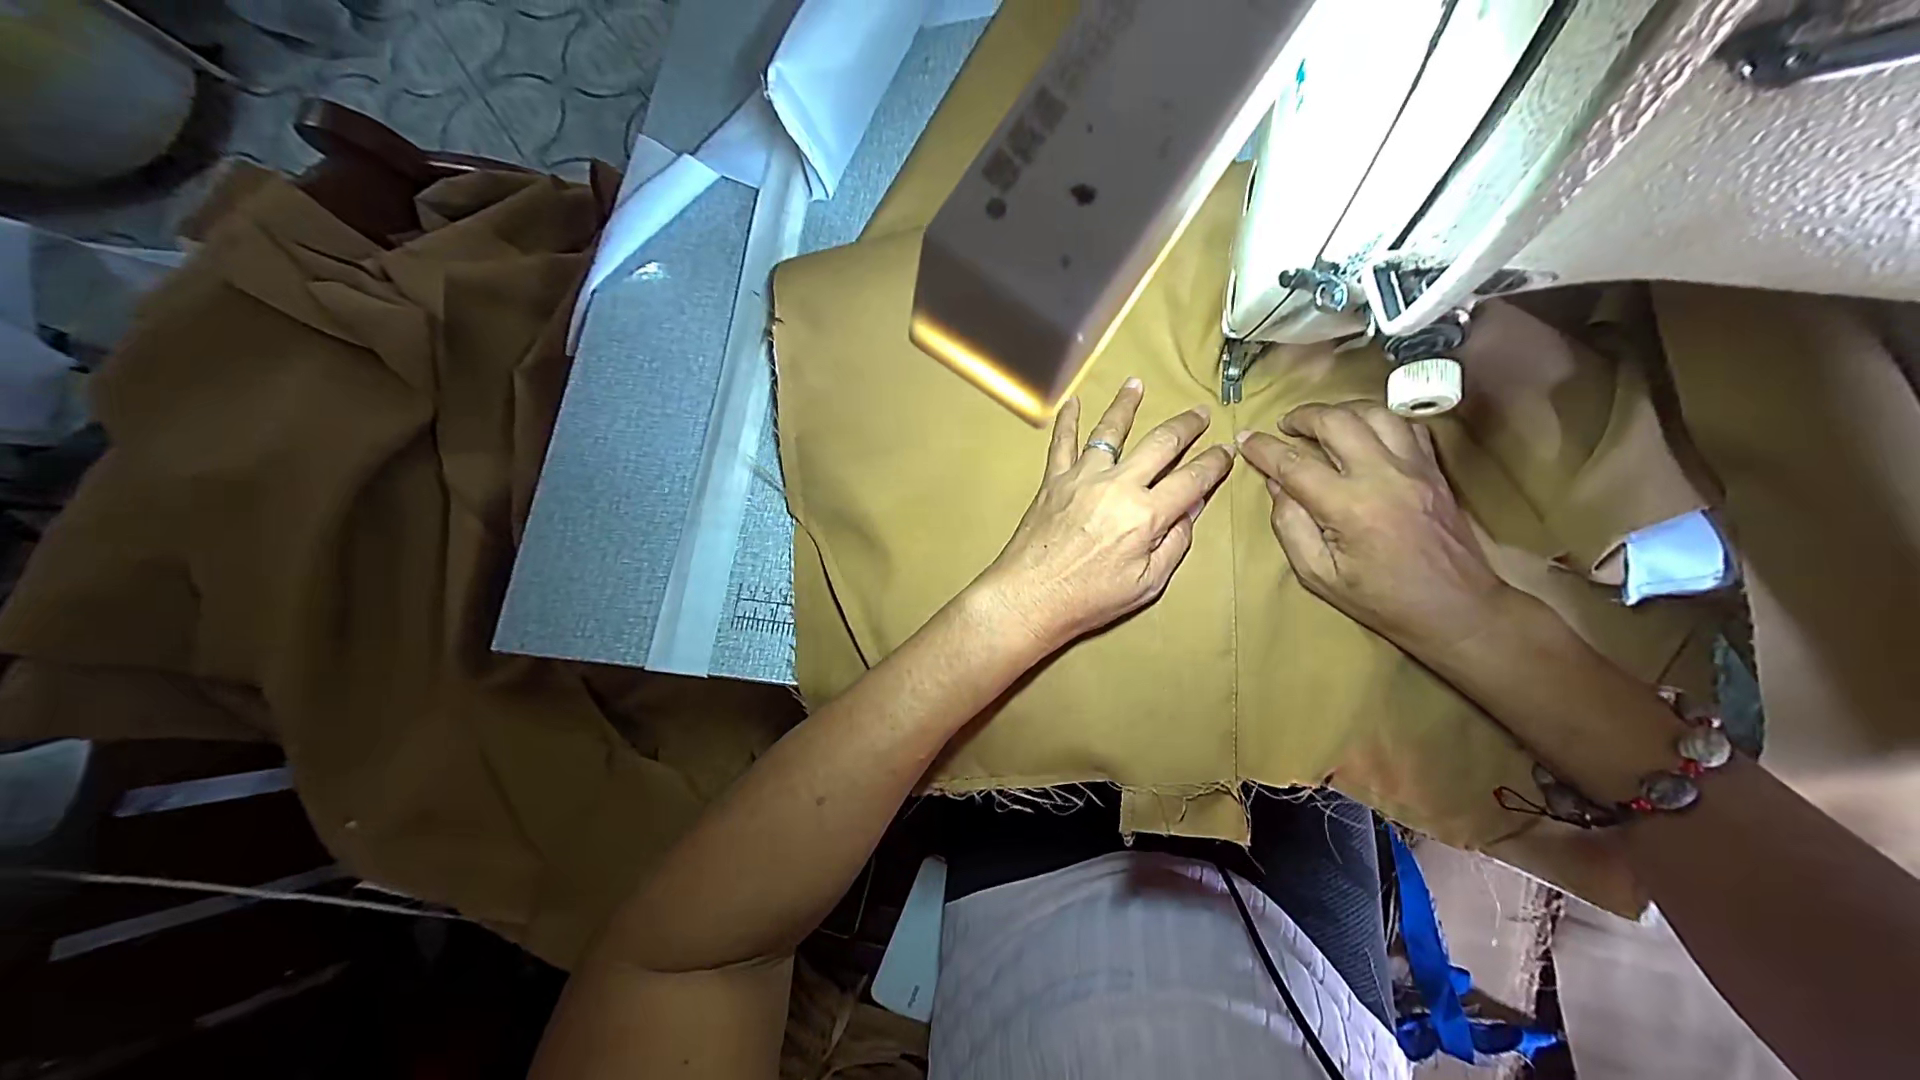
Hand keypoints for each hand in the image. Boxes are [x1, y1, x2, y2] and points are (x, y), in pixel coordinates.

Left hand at [974, 379, 1235, 652]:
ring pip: (1109, 431)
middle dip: (1185, 425)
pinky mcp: (1054, 481)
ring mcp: (1082, 479)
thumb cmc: (1088, 598)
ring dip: (1126, 405)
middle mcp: (1117, 487)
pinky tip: (1071, 403)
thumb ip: (1175, 542)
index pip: (1192, 479)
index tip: (1225, 451)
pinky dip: (1067, 421)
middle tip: (1199, 413)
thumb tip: (1192, 507)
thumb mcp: (1148, 583)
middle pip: (1160, 444)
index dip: (1214, 463)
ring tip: (1136, 385)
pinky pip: (1062, 443)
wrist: (1029, 597)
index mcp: (1146, 515)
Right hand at [1236, 401, 1519, 660]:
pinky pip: (1406, 425)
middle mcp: (1383, 476)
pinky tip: (1363, 432)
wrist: (1456, 607)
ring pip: (1375, 412)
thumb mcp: (1317, 574)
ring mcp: (1415, 468)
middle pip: (1337, 421)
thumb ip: (1290, 525)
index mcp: (1349, 507)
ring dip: (1341, 410)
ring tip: (1322, 422)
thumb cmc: (1380, 598)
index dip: (1263, 448)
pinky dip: (1378, 420)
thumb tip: (1277, 485)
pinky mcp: (1434, 469)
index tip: (1245, 439)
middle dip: (1302, 416)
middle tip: (1283, 425)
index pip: (1294, 464)